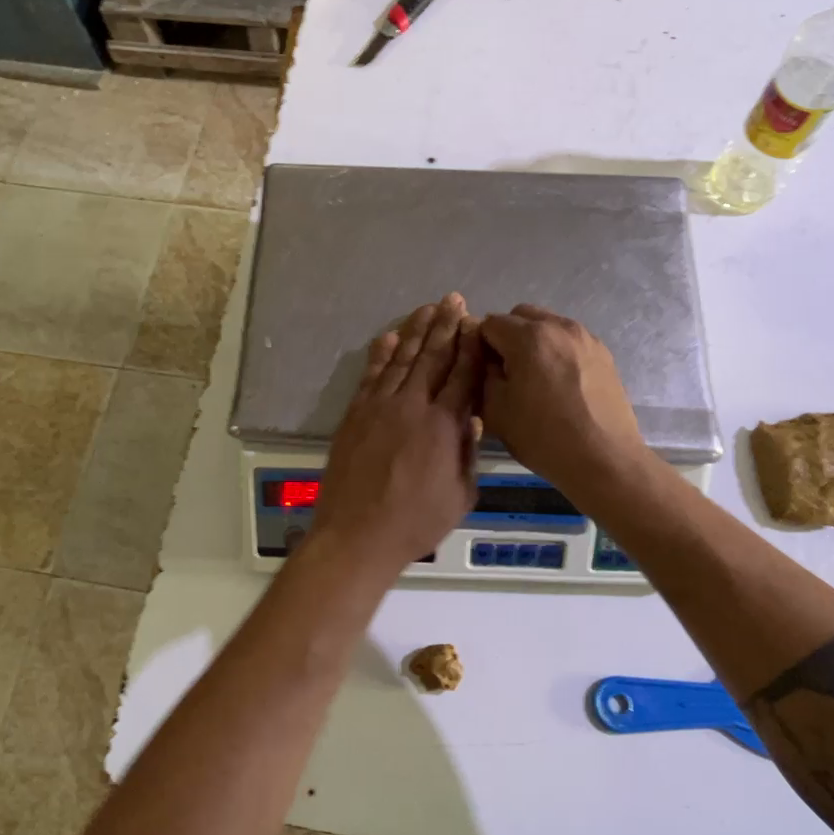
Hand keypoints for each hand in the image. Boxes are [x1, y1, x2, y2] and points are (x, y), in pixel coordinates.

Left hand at [312, 293, 481, 569]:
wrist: (358, 534)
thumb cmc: (417, 522)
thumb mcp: (460, 493)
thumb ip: (467, 453)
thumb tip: (471, 419)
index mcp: (445, 424)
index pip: (463, 374)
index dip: (471, 346)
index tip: (478, 324)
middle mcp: (414, 405)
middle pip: (433, 356)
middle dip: (446, 326)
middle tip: (454, 300)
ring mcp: (380, 406)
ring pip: (402, 358)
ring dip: (415, 331)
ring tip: (427, 308)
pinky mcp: (356, 414)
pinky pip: (371, 375)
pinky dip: (381, 354)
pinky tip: (389, 337)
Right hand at [480, 305, 650, 498]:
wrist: (604, 460)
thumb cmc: (543, 437)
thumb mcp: (495, 410)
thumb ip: (482, 374)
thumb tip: (483, 358)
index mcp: (529, 337)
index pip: (489, 323)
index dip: (479, 345)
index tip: (481, 370)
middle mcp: (558, 326)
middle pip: (520, 316)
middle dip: (507, 337)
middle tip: (506, 372)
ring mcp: (585, 337)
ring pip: (547, 325)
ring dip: (533, 342)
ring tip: (534, 378)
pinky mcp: (603, 353)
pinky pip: (568, 340)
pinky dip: (556, 351)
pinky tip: (559, 383)